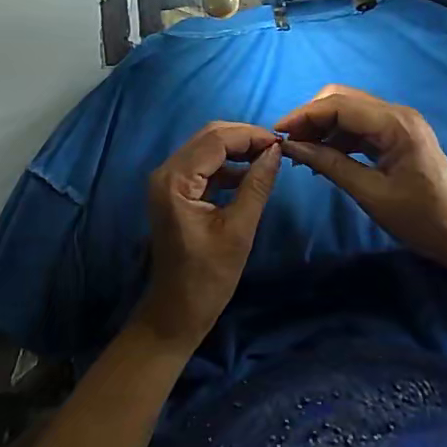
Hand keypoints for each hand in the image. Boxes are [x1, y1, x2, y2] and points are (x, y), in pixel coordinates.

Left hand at [137, 122, 281, 347]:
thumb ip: (257, 185)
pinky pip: (203, 166)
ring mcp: (167, 181)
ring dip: (236, 149)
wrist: (177, 310)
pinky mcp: (174, 191)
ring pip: (206, 149)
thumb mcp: (239, 230)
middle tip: (277, 148)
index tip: (281, 142)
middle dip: (243, 138)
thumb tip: (276, 151)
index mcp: (175, 180)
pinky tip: (251, 173)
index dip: (250, 136)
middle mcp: (165, 172)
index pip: (215, 140)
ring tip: (269, 158)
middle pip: (208, 138)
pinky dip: (227, 165)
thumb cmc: (208, 276)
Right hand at [275, 85, 446, 273]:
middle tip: (289, 143)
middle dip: (311, 117)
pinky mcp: (397, 135)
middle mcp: (397, 113)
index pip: (339, 105)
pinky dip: (337, 136)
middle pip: (342, 99)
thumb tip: (292, 147)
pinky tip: (322, 155)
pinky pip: (359, 125)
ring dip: (322, 126)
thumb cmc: (421, 218)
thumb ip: (330, 164)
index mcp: (395, 124)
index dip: (304, 115)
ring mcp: (398, 122)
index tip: (277, 133)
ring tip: (300, 152)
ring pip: (348, 110)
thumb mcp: (370, 194)